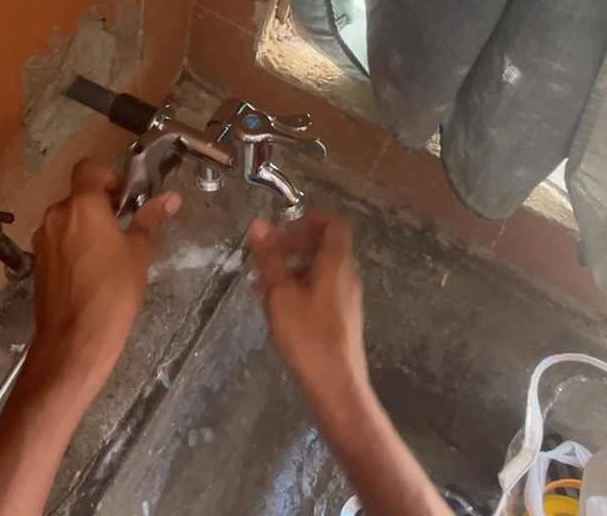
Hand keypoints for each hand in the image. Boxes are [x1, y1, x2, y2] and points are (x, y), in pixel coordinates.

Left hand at [24, 159, 179, 397]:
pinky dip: (73, 246)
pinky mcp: (37, 262)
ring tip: (108, 253)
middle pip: (78, 195)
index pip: (88, 168)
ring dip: (86, 226)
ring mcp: (43, 239)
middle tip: (123, 228)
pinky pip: (58, 241)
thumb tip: (171, 197)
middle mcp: (57, 215)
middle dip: (100, 205)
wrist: (73, 342)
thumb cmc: (112, 293)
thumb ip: (151, 219)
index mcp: (82, 205)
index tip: (125, 199)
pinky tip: (90, 271)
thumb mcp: (139, 253)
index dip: (108, 177)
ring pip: (67, 219)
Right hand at [249, 209, 368, 403]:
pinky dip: (299, 289)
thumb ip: (270, 258)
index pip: (333, 224)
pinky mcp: (341, 320)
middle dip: (293, 245)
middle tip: (268, 256)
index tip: (284, 225)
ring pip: (319, 270)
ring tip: (263, 286)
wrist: (337, 388)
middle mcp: (346, 277)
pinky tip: (277, 309)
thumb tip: (259, 224)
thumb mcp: (281, 294)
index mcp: (336, 264)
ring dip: (291, 269)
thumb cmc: (308, 336)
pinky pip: (320, 291)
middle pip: (324, 246)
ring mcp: (346, 300)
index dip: (310, 218)